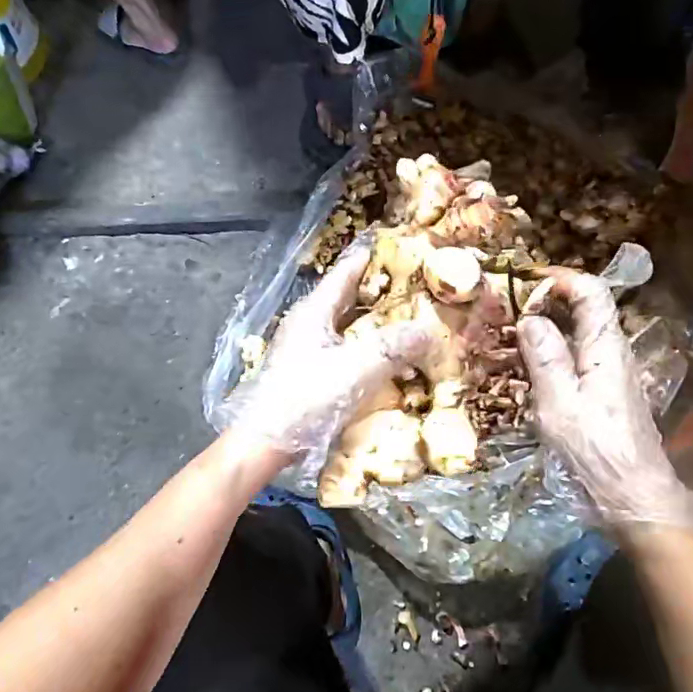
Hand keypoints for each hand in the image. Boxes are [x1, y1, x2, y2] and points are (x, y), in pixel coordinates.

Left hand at [228, 245, 429, 457]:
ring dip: (372, 320)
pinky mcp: (306, 373)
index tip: (400, 246)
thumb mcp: (356, 369)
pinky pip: (342, 348)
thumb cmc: (306, 399)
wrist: (263, 444)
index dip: (371, 257)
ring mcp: (304, 349)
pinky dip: (364, 346)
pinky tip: (383, 357)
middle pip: (346, 297)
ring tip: (406, 318)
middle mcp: (306, 324)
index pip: (345, 272)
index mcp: (313, 312)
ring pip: (344, 324)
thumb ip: (393, 347)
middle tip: (414, 284)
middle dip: (377, 289)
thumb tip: (429, 328)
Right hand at [518, 270, 692, 531]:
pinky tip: (530, 370)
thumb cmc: (596, 450)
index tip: (525, 283)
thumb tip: (531, 318)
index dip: (561, 279)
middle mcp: (613, 353)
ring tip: (512, 337)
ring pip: (580, 335)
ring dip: (548, 329)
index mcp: (605, 347)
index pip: (591, 292)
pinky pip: (578, 359)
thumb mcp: (559, 403)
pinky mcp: (606, 394)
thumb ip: (544, 357)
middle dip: (548, 303)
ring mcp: (612, 374)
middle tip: (509, 311)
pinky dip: (554, 353)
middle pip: (585, 311)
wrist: (635, 497)